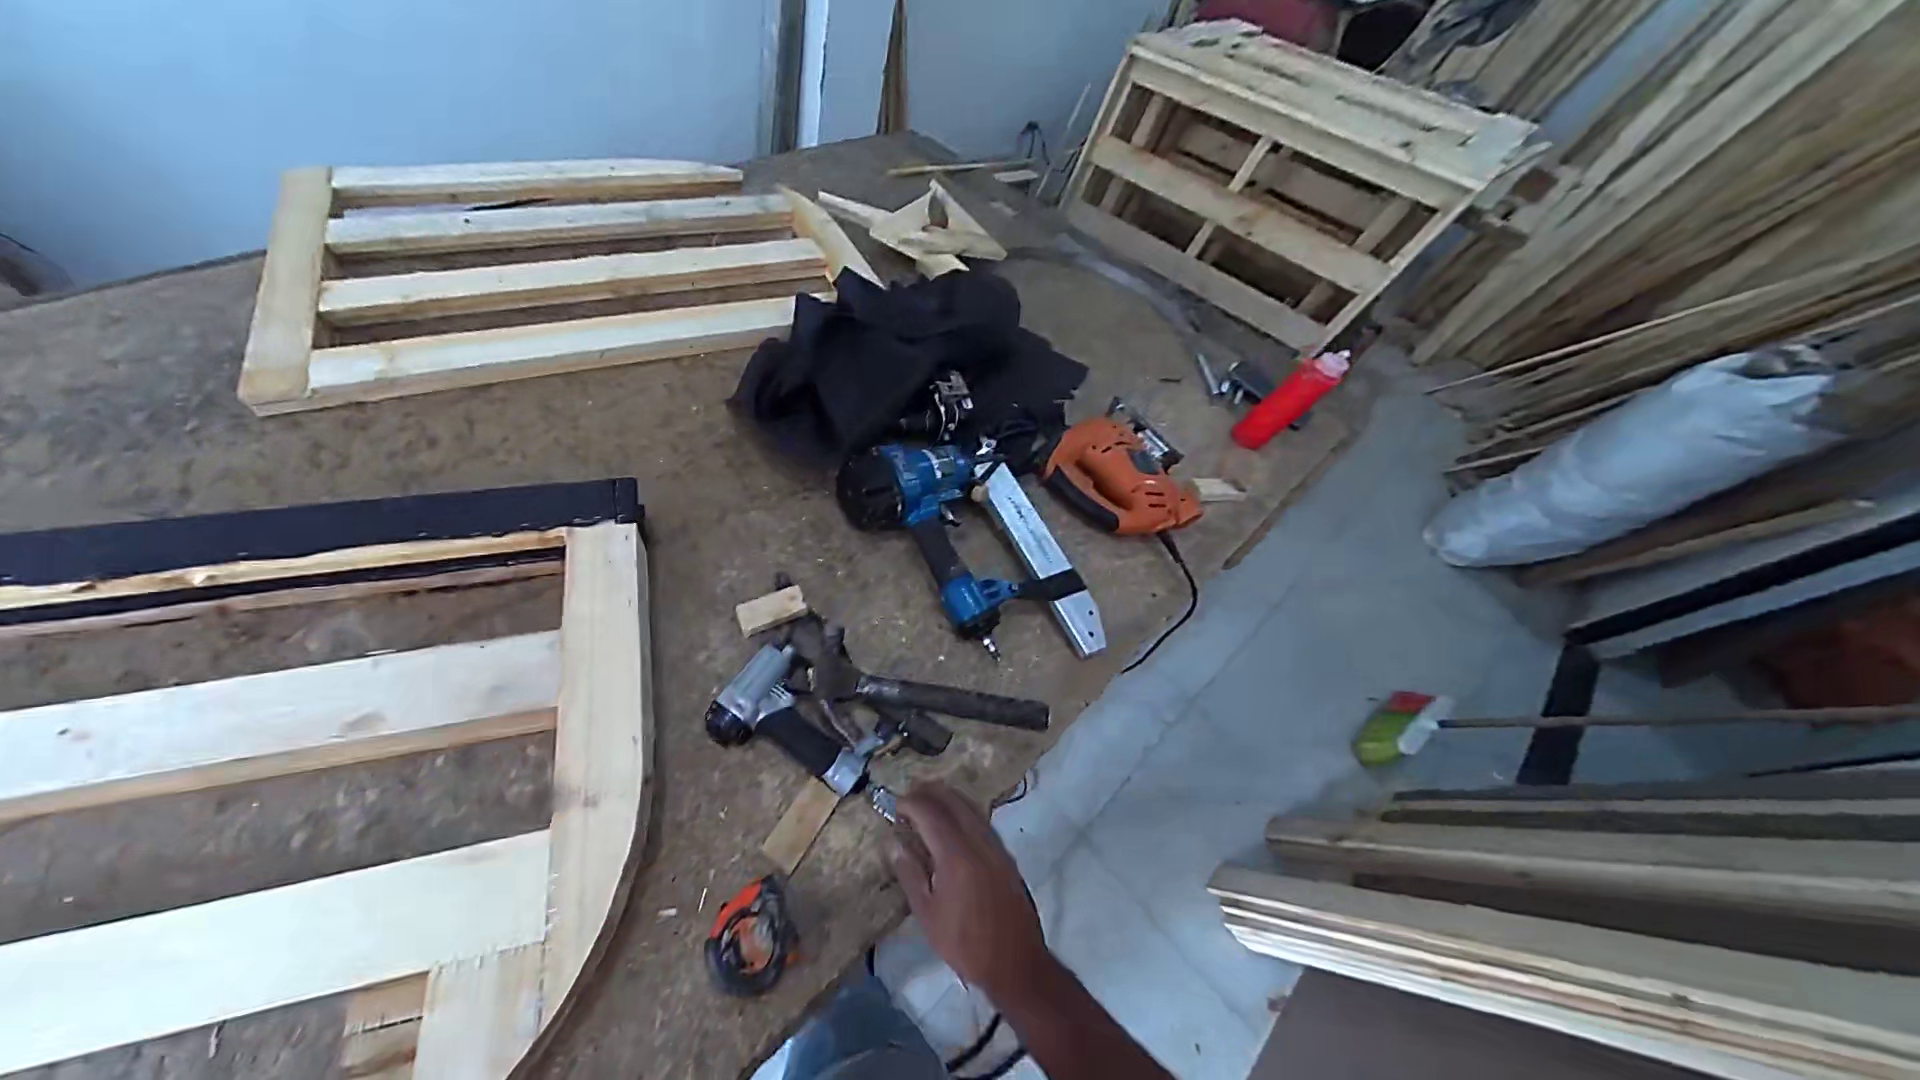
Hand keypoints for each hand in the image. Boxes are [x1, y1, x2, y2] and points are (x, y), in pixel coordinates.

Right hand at [890, 781, 1051, 1000]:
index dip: (911, 803)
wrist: (1016, 962)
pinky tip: (953, 823)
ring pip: (971, 808)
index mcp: (956, 854)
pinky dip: (963, 812)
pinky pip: (981, 821)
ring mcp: (996, 846)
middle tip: (910, 795)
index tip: (895, 804)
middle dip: (930, 792)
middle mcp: (978, 841)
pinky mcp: (1005, 856)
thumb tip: (896, 845)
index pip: (931, 813)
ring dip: (948, 799)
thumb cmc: (965, 943)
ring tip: (928, 803)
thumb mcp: (928, 915)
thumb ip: (911, 875)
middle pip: (953, 802)